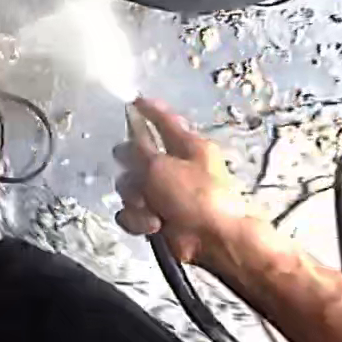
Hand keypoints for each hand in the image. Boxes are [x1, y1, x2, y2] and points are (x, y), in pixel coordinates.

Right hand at [115, 98, 268, 265]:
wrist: (214, 240)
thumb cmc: (195, 194)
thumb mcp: (161, 165)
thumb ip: (138, 149)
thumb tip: (128, 139)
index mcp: (187, 147)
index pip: (164, 121)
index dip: (149, 110)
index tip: (134, 100)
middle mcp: (176, 167)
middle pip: (137, 158)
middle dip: (132, 170)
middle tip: (138, 177)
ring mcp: (166, 194)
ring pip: (130, 188)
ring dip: (136, 200)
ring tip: (151, 209)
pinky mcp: (158, 217)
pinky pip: (133, 213)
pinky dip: (139, 220)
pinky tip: (152, 225)